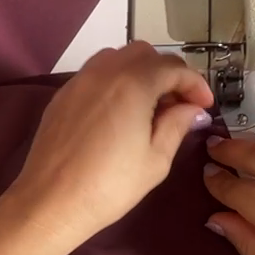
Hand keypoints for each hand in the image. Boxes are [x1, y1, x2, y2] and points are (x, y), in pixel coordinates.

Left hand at [0, 43, 214, 251]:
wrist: (51, 201)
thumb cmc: (109, 186)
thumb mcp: (156, 159)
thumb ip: (177, 124)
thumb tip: (191, 109)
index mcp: (132, 84)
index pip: (173, 67)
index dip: (195, 84)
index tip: (204, 106)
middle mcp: (104, 72)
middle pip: (144, 54)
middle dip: (167, 73)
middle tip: (178, 104)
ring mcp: (78, 81)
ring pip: (117, 57)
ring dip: (139, 72)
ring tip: (149, 105)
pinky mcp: (62, 95)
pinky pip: (95, 73)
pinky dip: (115, 80)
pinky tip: (120, 111)